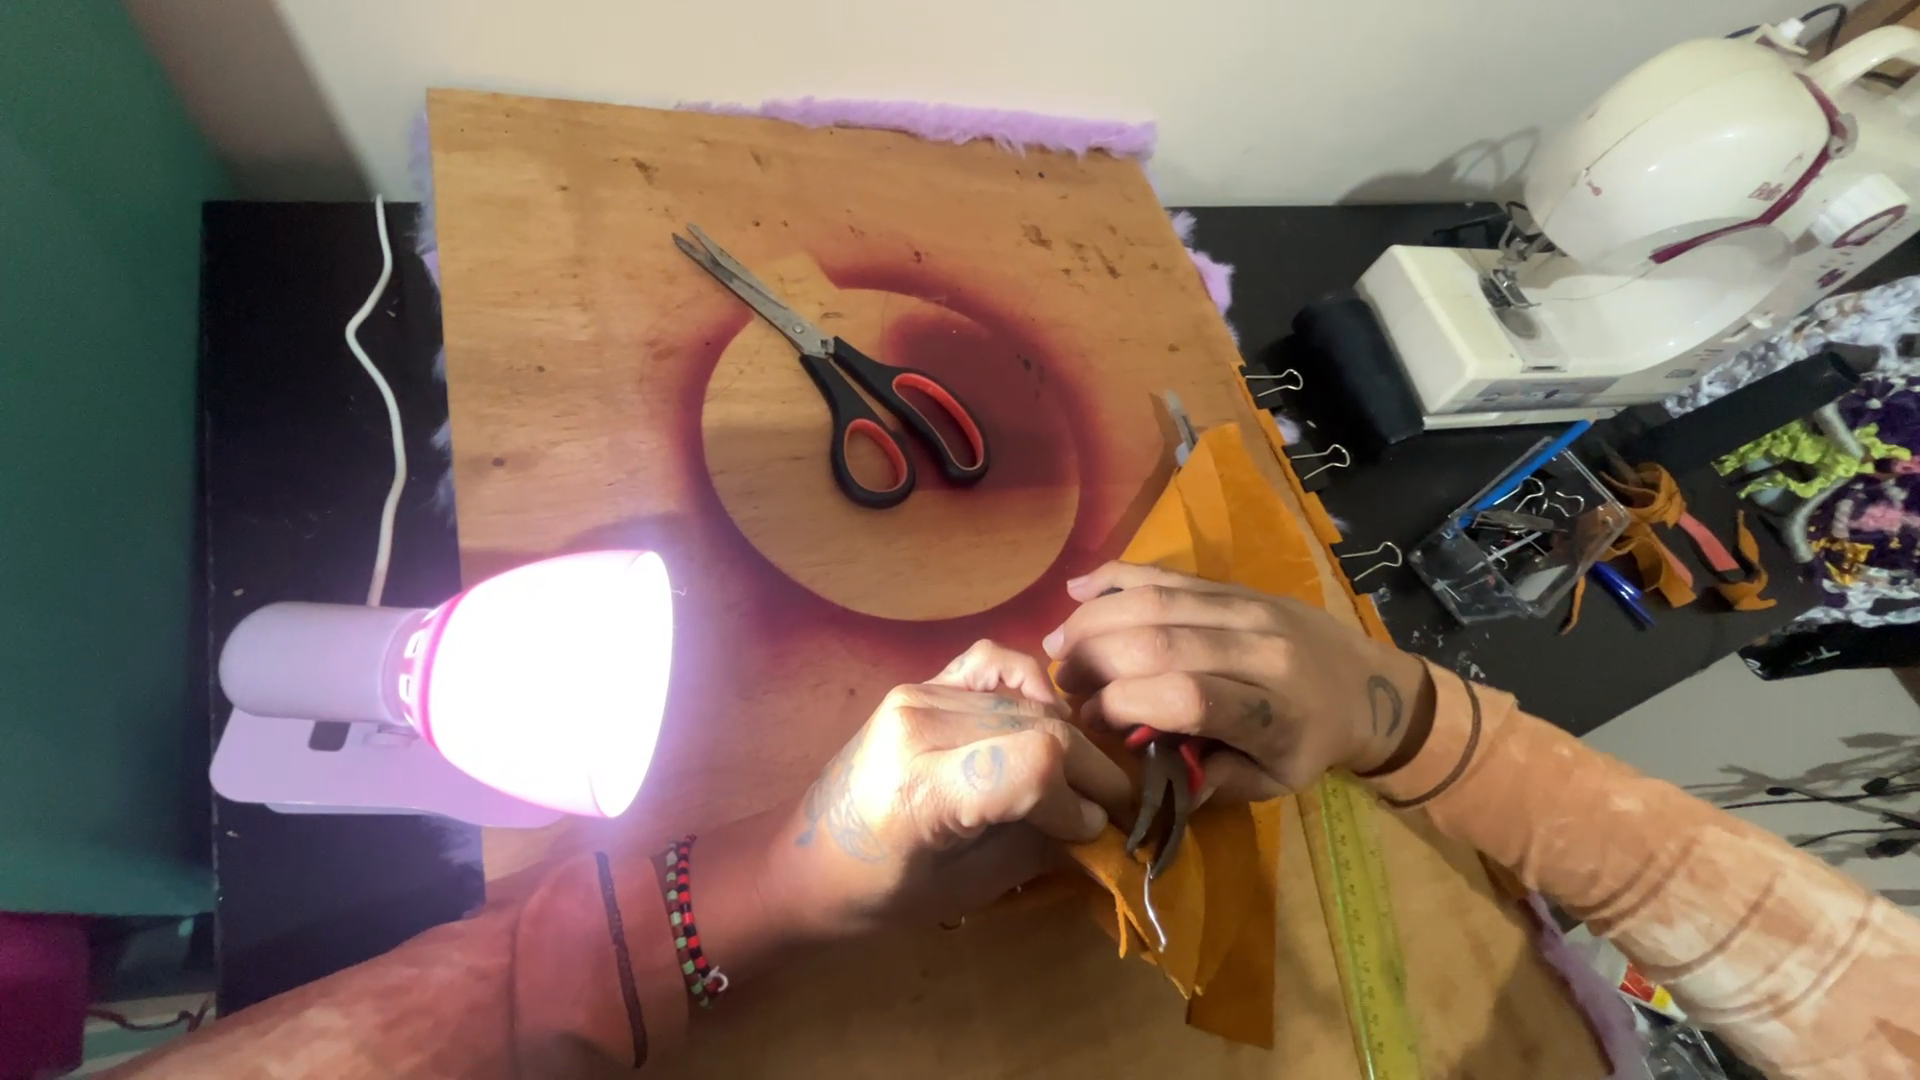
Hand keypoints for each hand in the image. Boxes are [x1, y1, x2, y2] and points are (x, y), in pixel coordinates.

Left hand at [764, 640, 1132, 938]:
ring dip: (1067, 736)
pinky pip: (992, 662)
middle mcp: (920, 723)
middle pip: (1040, 727)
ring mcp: (918, 693)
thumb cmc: (875, 894)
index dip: (1077, 799)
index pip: (1032, 764)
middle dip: (1087, 769)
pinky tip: (1043, 714)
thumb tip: (1097, 824)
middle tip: (1109, 807)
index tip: (1091, 830)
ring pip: (1026, 701)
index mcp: (922, 787)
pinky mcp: (919, 683)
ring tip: (1078, 772)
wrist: (806, 857)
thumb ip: (1034, 849)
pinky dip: (1030, 683)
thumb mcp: (961, 891)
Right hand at [1041, 561, 1434, 800]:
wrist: (1371, 687)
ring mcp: (1247, 607)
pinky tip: (1075, 590)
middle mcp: (1260, 650)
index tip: (1091, 721)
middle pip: (1160, 640)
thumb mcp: (1273, 783)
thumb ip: (1211, 782)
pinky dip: (1116, 578)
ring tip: (1057, 644)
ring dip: (1094, 619)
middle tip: (1061, 681)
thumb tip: (1141, 769)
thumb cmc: (1314, 744)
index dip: (1125, 705)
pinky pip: (1167, 574)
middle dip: (1095, 658)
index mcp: (1274, 712)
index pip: (1187, 697)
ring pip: (1157, 601)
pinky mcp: (1234, 585)